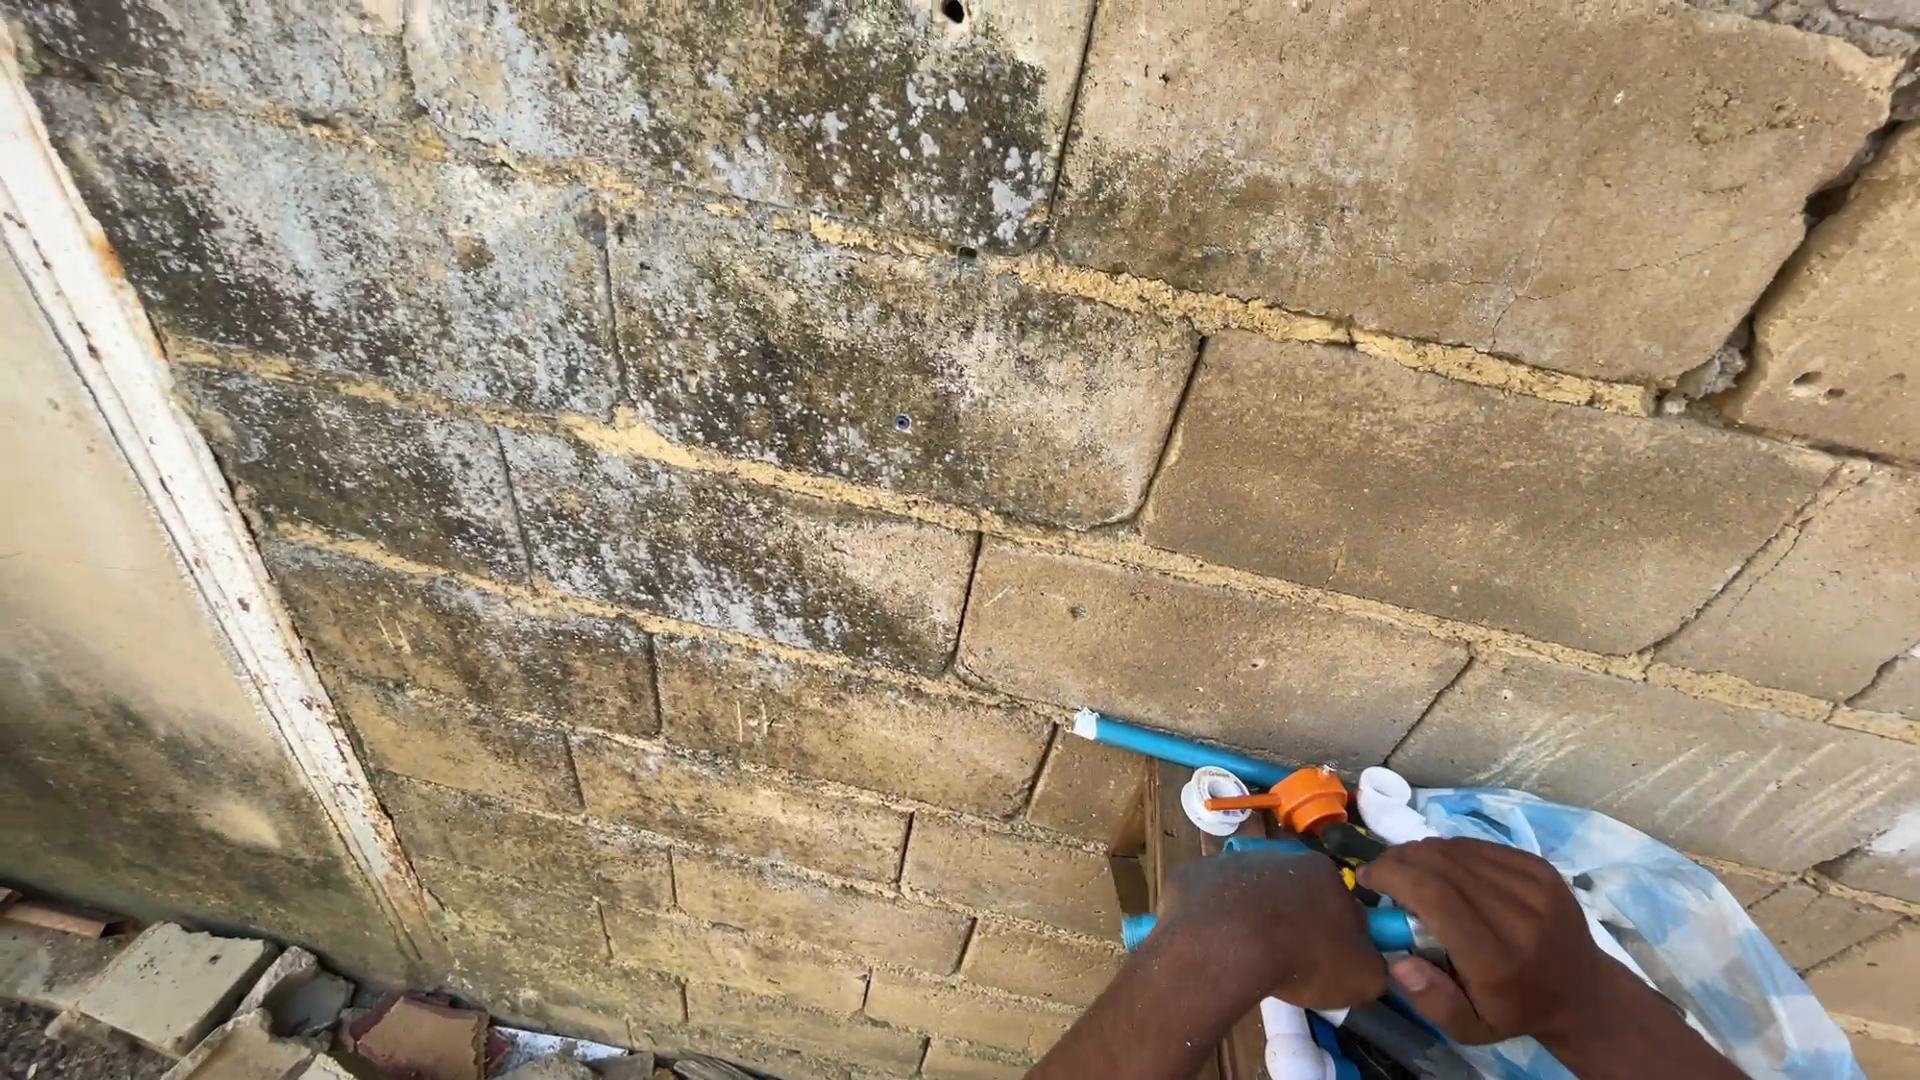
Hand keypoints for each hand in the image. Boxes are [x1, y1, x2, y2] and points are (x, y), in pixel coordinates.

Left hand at [1157, 849, 1386, 1009]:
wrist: (1227, 943)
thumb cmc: (1302, 956)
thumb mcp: (1363, 975)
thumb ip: (1372, 961)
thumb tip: (1362, 956)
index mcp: (1321, 871)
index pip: (1341, 901)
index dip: (1339, 933)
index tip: (1328, 959)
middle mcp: (1277, 854)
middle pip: (1293, 892)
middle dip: (1294, 920)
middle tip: (1289, 958)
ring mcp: (1231, 860)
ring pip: (1251, 892)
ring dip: (1253, 915)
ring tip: (1250, 953)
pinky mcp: (1197, 873)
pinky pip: (1212, 897)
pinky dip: (1215, 916)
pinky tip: (1216, 941)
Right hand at [1355, 837, 1625, 1044]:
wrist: (1585, 996)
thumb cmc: (1513, 1010)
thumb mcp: (1470, 1027)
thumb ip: (1431, 999)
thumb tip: (1397, 961)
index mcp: (1499, 959)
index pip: (1433, 895)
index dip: (1391, 875)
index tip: (1366, 878)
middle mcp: (1521, 918)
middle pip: (1438, 863)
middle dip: (1396, 859)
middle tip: (1381, 872)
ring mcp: (1535, 887)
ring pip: (1452, 848)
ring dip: (1419, 853)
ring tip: (1409, 871)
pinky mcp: (1540, 868)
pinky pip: (1474, 844)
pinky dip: (1447, 851)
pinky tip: (1443, 869)